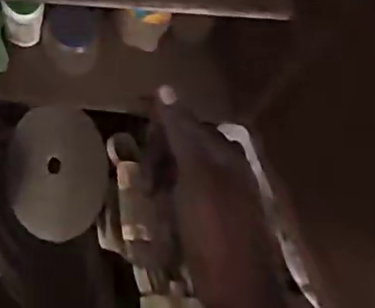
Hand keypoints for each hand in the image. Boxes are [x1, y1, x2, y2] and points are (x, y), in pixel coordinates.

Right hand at [155, 87, 289, 307]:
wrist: (240, 295)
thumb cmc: (215, 228)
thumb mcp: (194, 173)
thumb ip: (180, 130)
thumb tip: (164, 87)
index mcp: (225, 151)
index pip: (185, 122)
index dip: (159, 127)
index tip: (134, 139)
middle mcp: (227, 169)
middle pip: (183, 148)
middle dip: (159, 159)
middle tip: (144, 184)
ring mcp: (224, 199)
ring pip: (182, 176)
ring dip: (162, 185)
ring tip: (151, 205)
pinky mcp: (218, 227)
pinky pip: (187, 204)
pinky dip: (172, 209)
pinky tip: (164, 226)